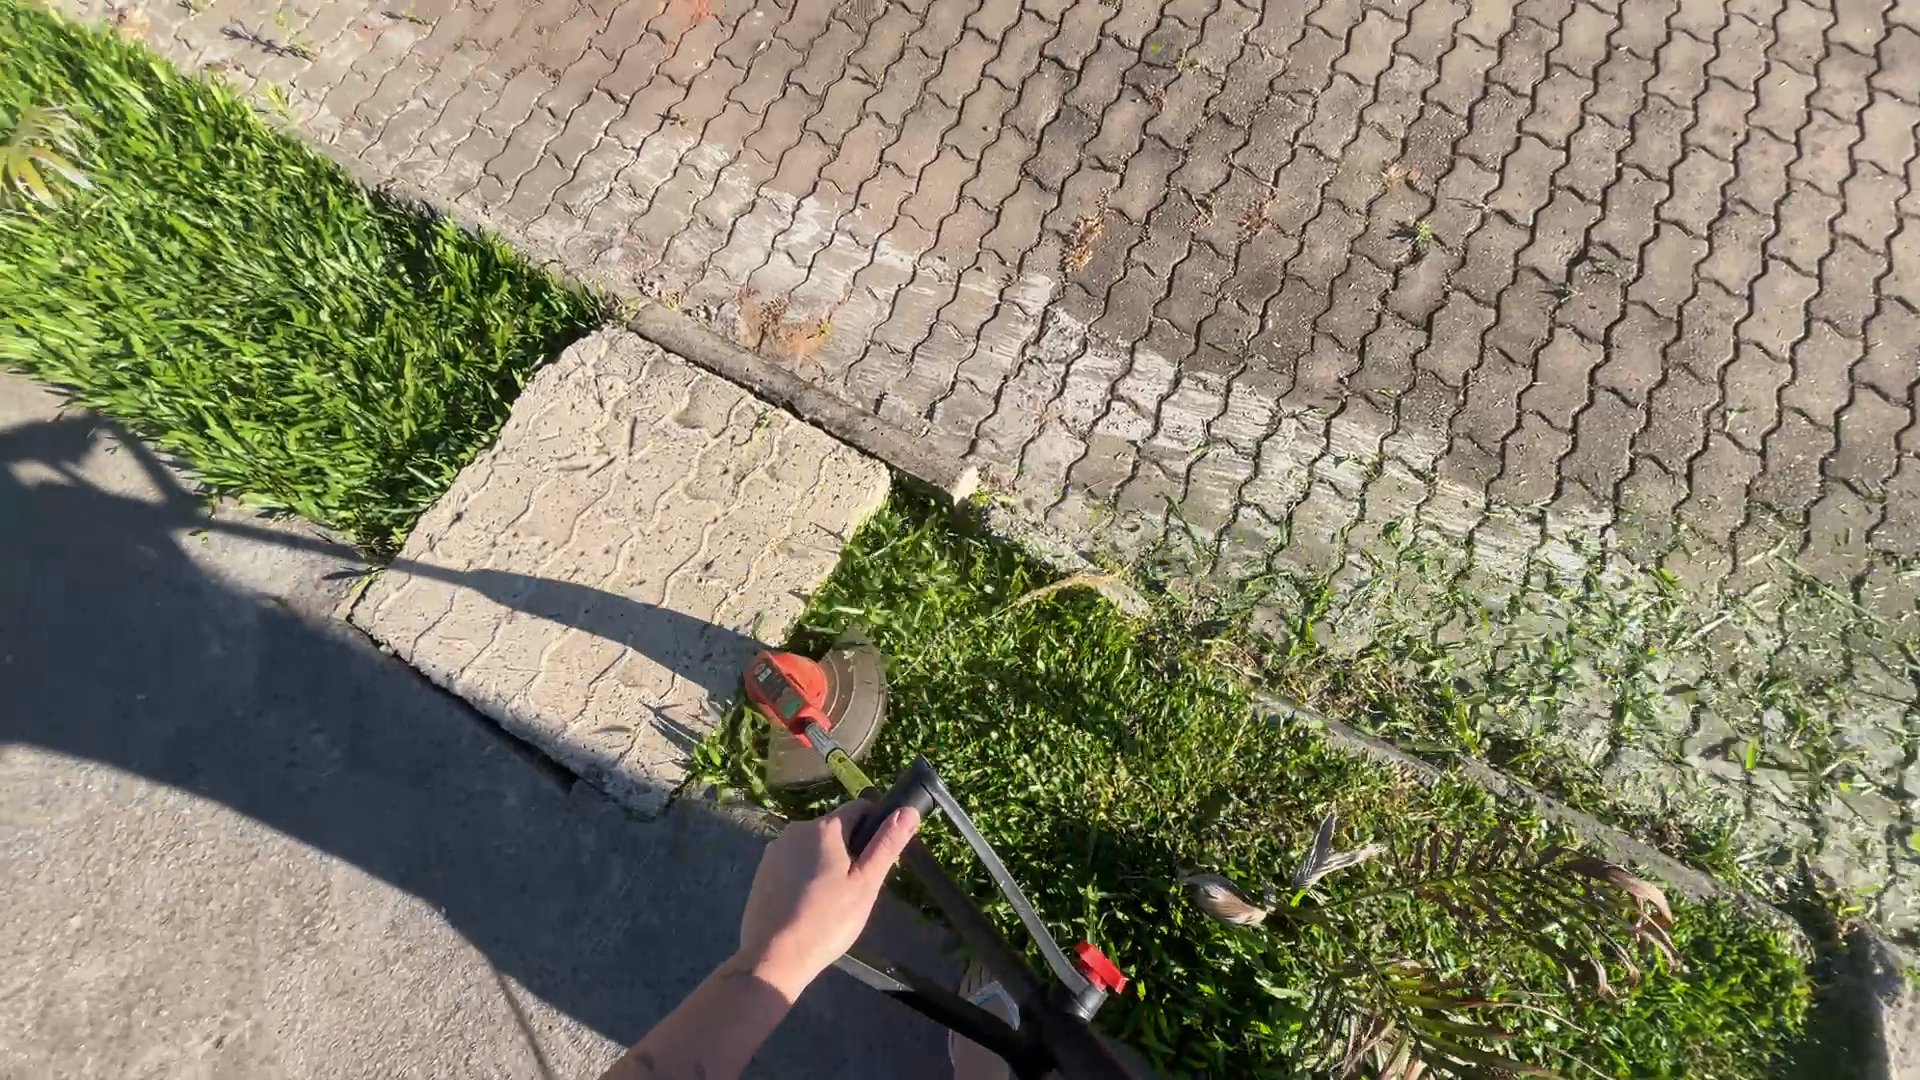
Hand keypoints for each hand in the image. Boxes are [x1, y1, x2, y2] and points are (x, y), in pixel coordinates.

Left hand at [733, 800, 920, 1001]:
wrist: (772, 959)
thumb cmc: (827, 921)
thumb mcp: (865, 884)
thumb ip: (887, 844)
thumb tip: (908, 810)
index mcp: (825, 827)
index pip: (860, 808)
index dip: (875, 828)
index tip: (876, 861)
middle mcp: (797, 829)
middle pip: (836, 829)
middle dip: (850, 851)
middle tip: (855, 890)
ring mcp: (775, 849)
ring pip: (814, 847)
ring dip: (826, 863)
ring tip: (830, 903)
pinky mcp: (762, 871)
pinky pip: (793, 863)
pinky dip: (804, 876)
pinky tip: (806, 907)